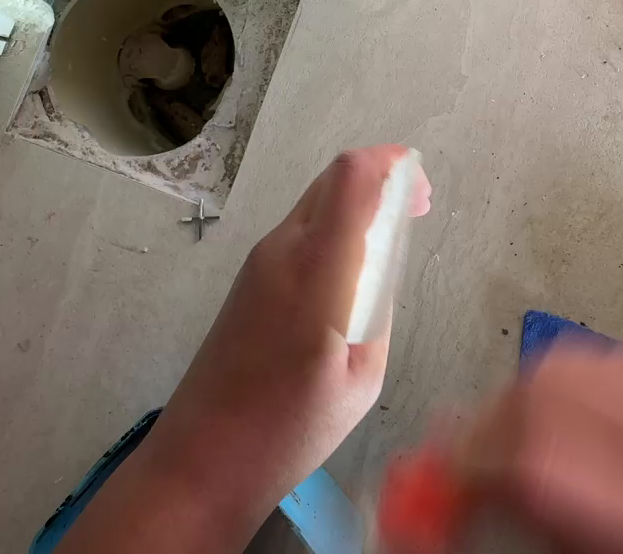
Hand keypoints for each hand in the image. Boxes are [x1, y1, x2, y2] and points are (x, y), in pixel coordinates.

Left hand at [58, 146, 430, 552]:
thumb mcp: (362, 376)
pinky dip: (336, 226)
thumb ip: (378, 306)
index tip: (421, 191)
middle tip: (414, 211)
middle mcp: (282, 248)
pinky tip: (352, 269)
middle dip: (382, 178)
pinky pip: (302, 228)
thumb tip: (382, 265)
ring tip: (389, 242)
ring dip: (358, 202)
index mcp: (315, 270)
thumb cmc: (289, 430)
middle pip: (334, 177)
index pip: (351, 177)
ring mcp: (259, 259)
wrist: (201, 458)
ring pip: (317, 200)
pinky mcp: (250, 276)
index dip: (392, 164)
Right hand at [447, 348, 622, 553]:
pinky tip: (566, 429)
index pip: (537, 455)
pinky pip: (606, 364)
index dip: (465, 472)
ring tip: (507, 451)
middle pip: (544, 388)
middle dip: (482, 427)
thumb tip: (480, 508)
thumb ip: (559, 530)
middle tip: (456, 473)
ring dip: (519, 403)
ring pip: (567, 364)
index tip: (425, 499)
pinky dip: (564, 389)